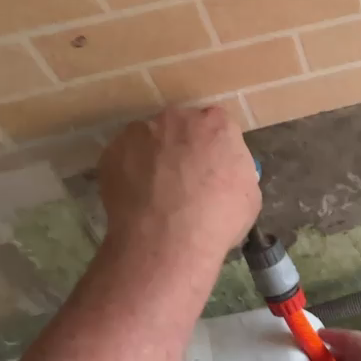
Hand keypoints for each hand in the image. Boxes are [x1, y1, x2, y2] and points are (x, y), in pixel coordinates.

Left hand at [97, 107, 259, 287]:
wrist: (168, 241)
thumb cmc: (219, 218)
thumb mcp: (249, 195)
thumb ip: (235, 170)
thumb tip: (224, 173)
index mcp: (216, 124)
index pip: (218, 125)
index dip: (215, 147)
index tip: (214, 167)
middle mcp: (176, 119)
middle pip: (181, 126)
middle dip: (183, 146)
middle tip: (186, 178)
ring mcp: (140, 133)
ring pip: (149, 139)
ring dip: (154, 157)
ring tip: (158, 191)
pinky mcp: (112, 152)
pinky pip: (125, 158)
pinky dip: (131, 172)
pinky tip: (139, 198)